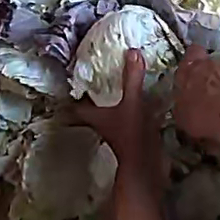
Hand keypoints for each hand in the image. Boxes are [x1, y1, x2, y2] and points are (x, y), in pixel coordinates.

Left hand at [73, 50, 166, 219]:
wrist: (147, 169)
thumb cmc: (131, 136)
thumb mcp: (132, 103)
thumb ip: (132, 78)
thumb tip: (132, 50)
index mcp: (93, 115)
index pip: (76, 102)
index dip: (73, 90)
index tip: (74, 73)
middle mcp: (101, 122)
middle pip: (92, 105)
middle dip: (96, 91)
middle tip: (100, 71)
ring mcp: (116, 129)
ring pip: (109, 110)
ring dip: (114, 97)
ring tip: (121, 78)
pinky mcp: (131, 133)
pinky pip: (128, 113)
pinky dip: (132, 104)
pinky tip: (143, 94)